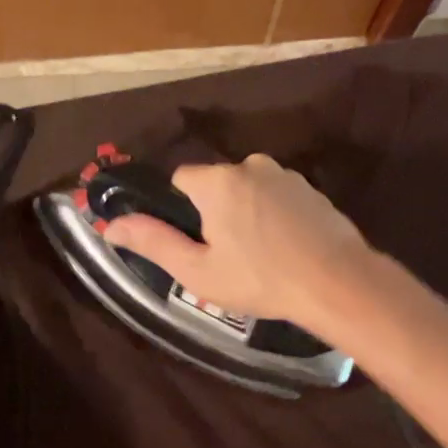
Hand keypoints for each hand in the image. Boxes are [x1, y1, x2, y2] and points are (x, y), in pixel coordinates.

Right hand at [101, 154, 372, 325]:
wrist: (337, 282)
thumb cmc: (260, 280)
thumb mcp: (198, 270)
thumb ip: (153, 242)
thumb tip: (110, 225)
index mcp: (217, 181)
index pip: (181, 180)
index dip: (181, 211)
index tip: (194, 242)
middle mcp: (251, 165)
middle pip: (216, 186)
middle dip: (216, 215)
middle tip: (228, 259)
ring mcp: (287, 176)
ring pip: (249, 192)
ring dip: (247, 217)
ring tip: (260, 259)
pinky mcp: (313, 190)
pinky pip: (278, 200)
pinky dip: (275, 220)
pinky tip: (285, 251)